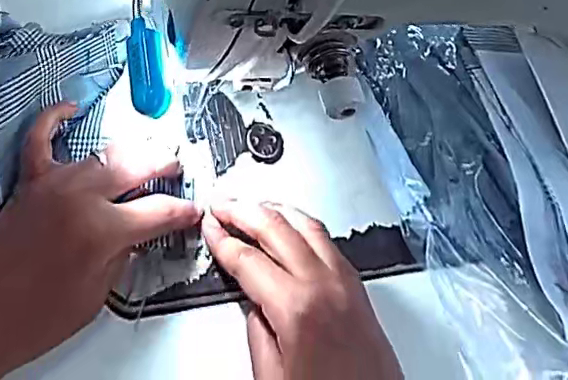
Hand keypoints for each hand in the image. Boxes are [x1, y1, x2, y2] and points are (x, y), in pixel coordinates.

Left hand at [0, 102, 200, 373]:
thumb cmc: (34, 316)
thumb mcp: (94, 296)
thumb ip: (120, 257)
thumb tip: (136, 234)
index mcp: (102, 230)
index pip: (156, 212)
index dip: (181, 211)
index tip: (193, 209)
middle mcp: (80, 196)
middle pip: (133, 167)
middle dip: (161, 164)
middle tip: (175, 166)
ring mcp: (54, 181)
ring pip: (99, 153)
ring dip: (127, 149)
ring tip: (146, 149)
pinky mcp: (31, 177)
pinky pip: (41, 137)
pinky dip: (54, 118)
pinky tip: (70, 108)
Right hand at [203, 200, 401, 379]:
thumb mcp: (274, 379)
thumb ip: (257, 332)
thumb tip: (253, 302)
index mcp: (296, 309)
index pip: (247, 257)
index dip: (221, 238)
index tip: (208, 227)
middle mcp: (323, 286)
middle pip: (273, 226)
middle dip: (240, 211)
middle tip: (220, 206)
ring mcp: (345, 283)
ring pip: (301, 222)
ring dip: (270, 209)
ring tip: (249, 207)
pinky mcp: (359, 289)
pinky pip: (324, 238)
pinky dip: (299, 222)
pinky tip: (288, 224)